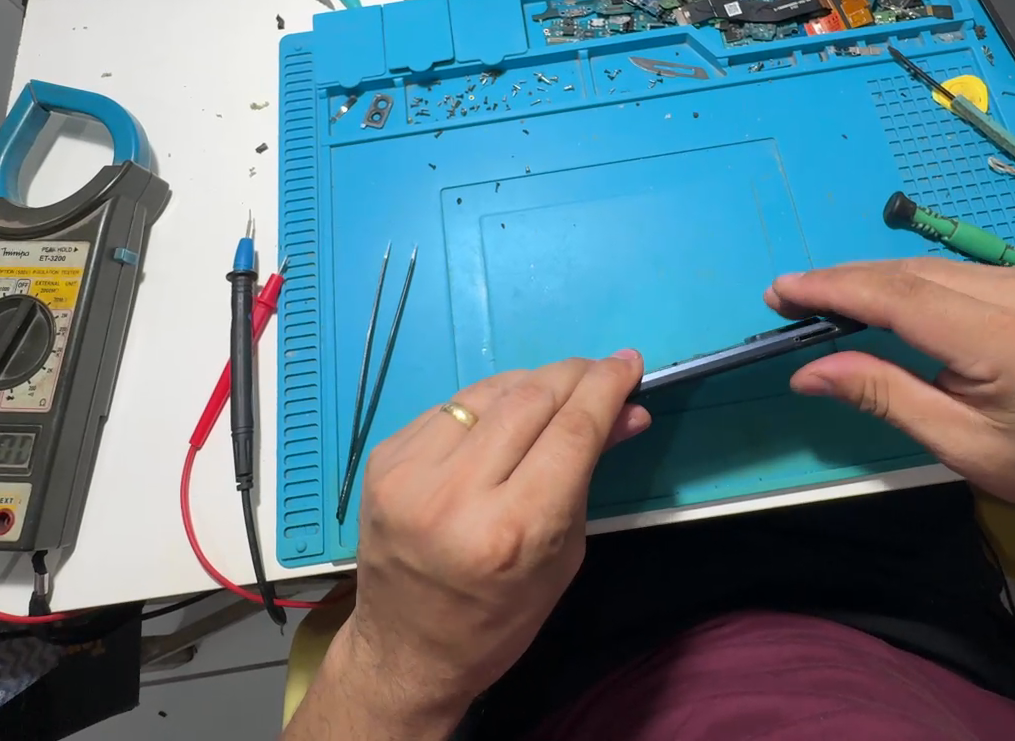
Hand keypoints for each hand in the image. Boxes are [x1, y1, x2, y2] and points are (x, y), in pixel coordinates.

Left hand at [335, 353, 651, 725]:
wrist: (405, 651)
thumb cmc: (501, 618)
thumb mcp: (564, 552)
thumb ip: (590, 472)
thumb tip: (627, 411)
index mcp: (511, 532)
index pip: (571, 432)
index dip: (606, 388)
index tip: (629, 362)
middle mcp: (456, 494)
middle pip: (531, 398)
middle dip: (575, 374)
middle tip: (600, 370)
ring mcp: (410, 471)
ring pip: (490, 390)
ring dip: (533, 382)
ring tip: (556, 391)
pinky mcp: (385, 456)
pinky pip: (453, 406)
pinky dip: (489, 402)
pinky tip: (503, 416)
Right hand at [766, 259, 1014, 532]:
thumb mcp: (963, 446)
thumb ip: (883, 395)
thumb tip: (808, 372)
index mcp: (1010, 342)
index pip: (900, 297)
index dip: (834, 289)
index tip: (781, 291)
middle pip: (907, 272)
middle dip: (840, 281)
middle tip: (786, 297)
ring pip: (924, 266)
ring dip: (866, 279)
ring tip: (817, 298)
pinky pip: (947, 272)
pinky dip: (899, 281)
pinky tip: (873, 297)